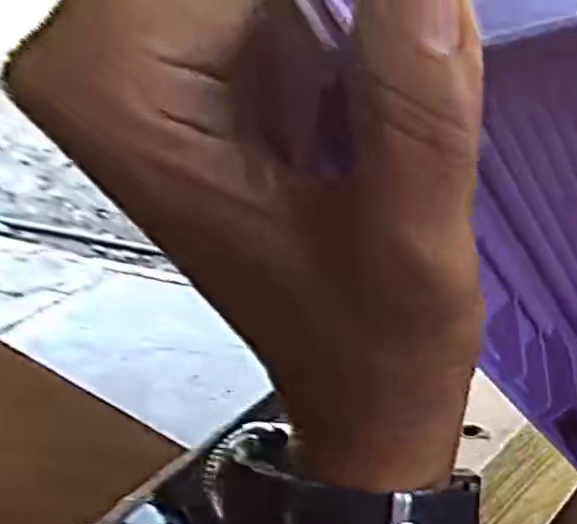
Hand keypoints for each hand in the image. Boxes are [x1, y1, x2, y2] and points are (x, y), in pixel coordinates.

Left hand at [6, 0, 484, 490]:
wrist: (378, 407)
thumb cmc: (389, 344)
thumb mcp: (417, 241)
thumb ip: (421, 116)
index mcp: (120, 86)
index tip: (441, 20)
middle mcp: (112, 64)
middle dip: (361, 21)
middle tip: (409, 132)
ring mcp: (173, 86)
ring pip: (279, 6)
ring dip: (372, 41)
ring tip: (407, 149)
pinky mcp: (233, 112)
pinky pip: (300, 42)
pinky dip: (370, 66)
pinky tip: (410, 122)